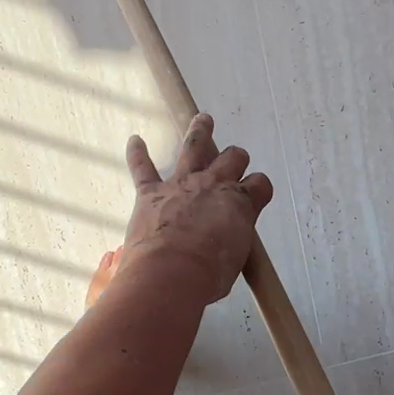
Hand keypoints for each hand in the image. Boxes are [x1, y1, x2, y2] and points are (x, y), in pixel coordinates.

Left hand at [121, 114, 272, 302]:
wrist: (171, 273)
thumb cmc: (209, 275)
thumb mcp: (235, 261)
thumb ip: (232, 243)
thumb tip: (225, 244)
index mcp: (240, 204)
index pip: (260, 185)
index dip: (259, 188)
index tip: (257, 193)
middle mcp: (213, 185)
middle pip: (232, 158)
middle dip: (235, 158)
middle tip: (234, 159)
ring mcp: (180, 184)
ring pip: (193, 147)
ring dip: (200, 132)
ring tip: (203, 119)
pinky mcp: (150, 193)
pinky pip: (142, 167)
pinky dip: (136, 153)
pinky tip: (134, 140)